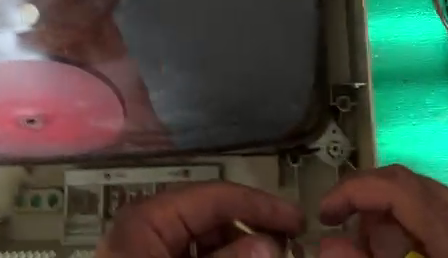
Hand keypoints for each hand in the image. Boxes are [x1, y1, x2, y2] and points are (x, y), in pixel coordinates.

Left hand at [98, 181, 304, 257]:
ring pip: (206, 246)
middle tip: (291, 249)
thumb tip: (270, 245)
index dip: (260, 205)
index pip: (215, 196)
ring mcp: (150, 254)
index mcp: (149, 219)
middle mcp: (148, 230)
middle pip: (211, 220)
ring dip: (239, 253)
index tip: (299, 221)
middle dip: (251, 233)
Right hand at [317, 166, 447, 257]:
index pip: (396, 184)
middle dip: (371, 214)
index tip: (323, 216)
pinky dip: (417, 237)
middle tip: (352, 251)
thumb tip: (327, 247)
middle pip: (409, 188)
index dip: (352, 191)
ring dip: (393, 226)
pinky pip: (444, 221)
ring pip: (425, 203)